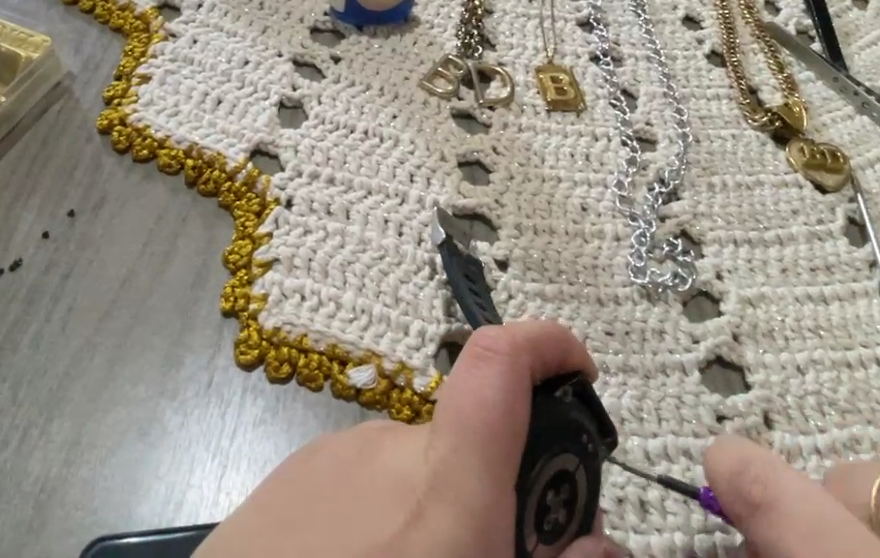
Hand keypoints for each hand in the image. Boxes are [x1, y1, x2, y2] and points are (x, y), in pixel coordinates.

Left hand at [197, 320, 621, 557]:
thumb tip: (602, 548)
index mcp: (443, 490)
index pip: (498, 366)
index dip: (547, 344)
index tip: (577, 371)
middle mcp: (385, 453)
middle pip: (463, 445)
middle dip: (486, 495)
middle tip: (483, 556)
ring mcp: (325, 463)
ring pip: (405, 472)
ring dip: (423, 518)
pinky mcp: (277, 486)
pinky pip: (351, 486)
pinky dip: (371, 522)